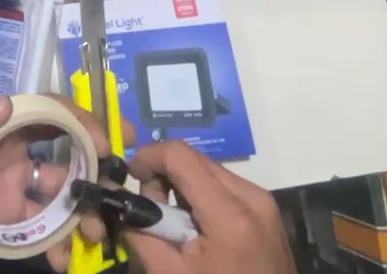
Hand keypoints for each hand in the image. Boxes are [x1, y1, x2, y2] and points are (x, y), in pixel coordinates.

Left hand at [0, 93, 114, 273]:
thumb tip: (5, 103)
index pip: (43, 109)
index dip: (76, 118)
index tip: (102, 141)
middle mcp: (10, 149)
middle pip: (63, 146)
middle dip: (94, 161)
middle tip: (117, 186)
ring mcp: (14, 184)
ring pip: (62, 188)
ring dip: (83, 205)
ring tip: (93, 230)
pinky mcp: (12, 218)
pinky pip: (46, 224)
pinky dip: (61, 238)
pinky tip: (65, 256)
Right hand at [120, 141, 291, 273]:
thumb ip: (141, 231)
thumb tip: (119, 199)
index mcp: (230, 216)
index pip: (179, 155)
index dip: (148, 157)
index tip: (131, 178)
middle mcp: (251, 197)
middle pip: (192, 157)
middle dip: (163, 173)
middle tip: (152, 208)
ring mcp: (263, 201)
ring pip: (207, 166)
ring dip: (181, 182)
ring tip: (176, 221)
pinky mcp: (267, 207)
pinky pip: (223, 181)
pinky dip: (201, 192)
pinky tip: (197, 224)